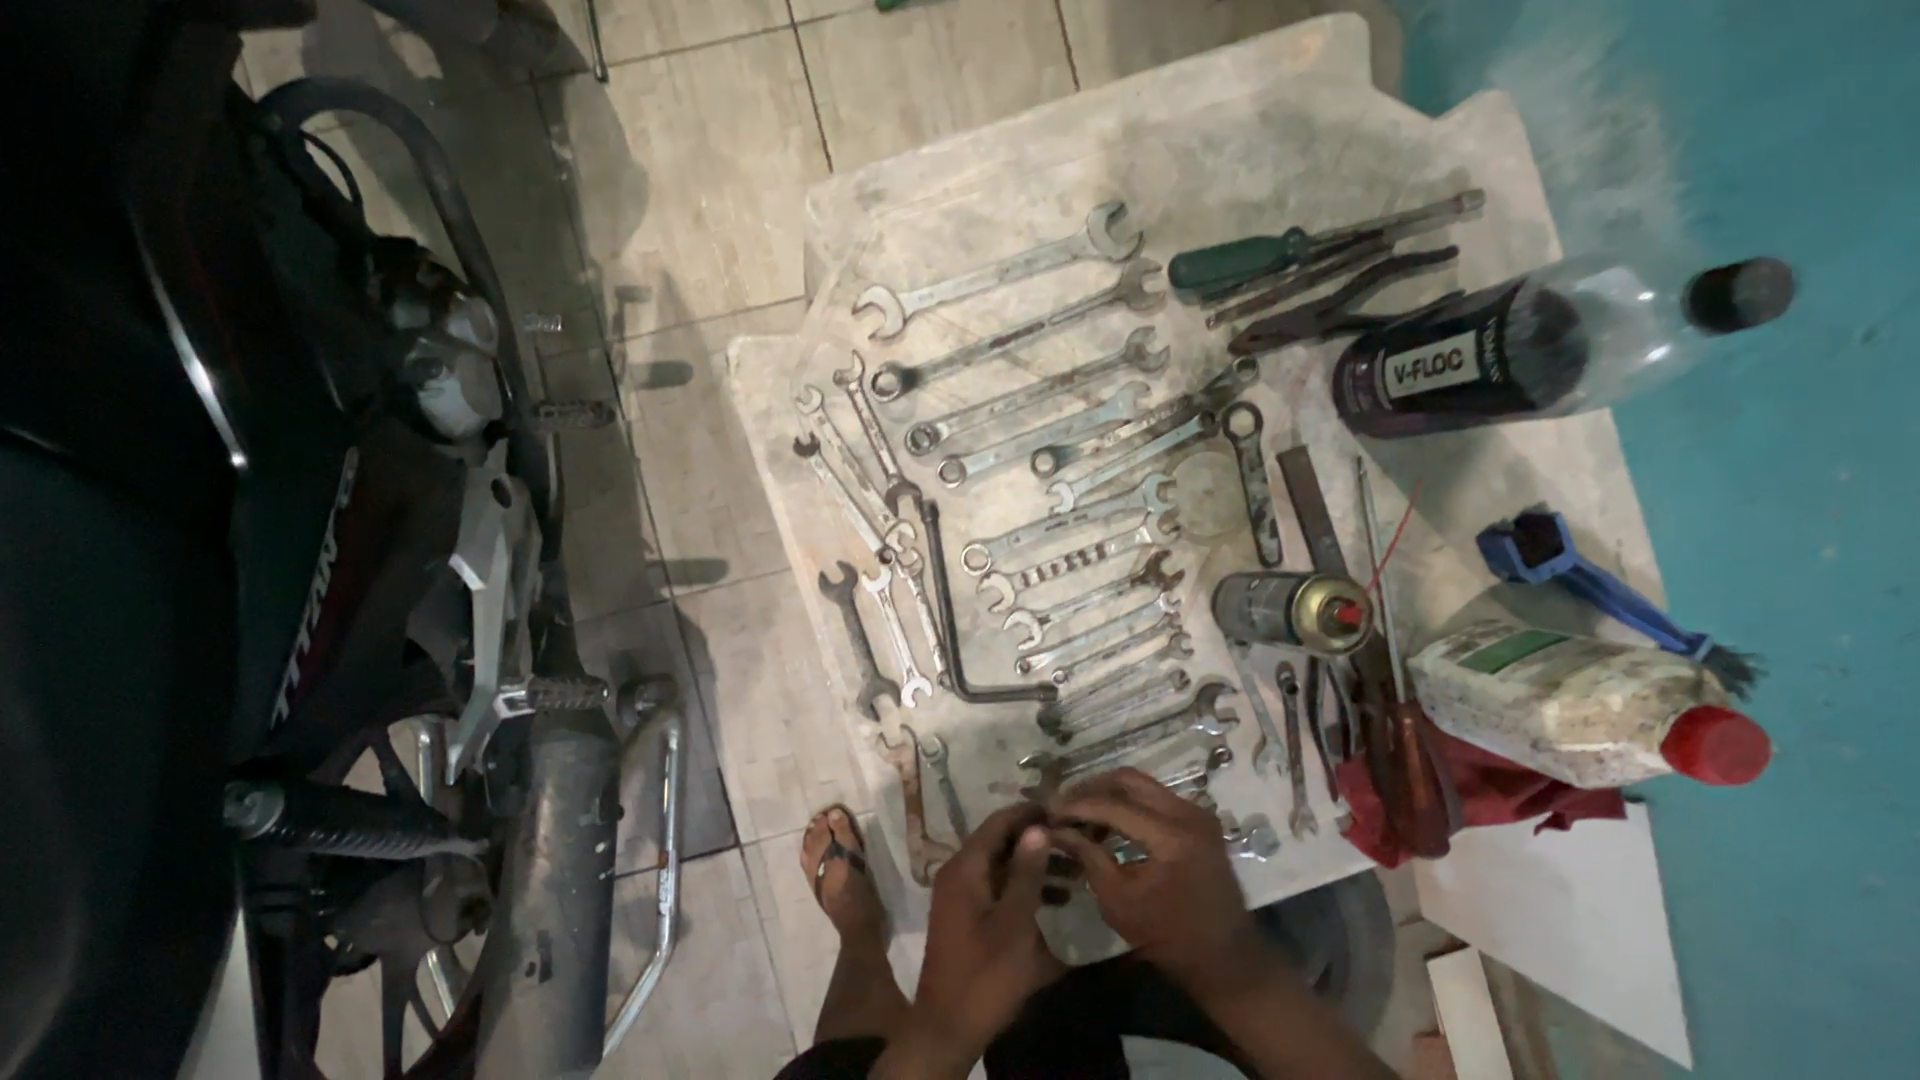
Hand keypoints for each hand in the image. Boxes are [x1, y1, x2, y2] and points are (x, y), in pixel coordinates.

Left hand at [874, 803, 1062, 1077]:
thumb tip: (1038, 827)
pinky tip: (1058, 901)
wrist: (948, 1028)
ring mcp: (961, 897)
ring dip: (1036, 866)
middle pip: (1001, 842)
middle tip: (1079, 840)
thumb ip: (1026, 873)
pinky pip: (999, 889)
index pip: (999, 822)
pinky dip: (1025, 888)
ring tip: (1078, 870)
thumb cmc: (985, 974)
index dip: (1031, 813)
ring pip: (1002, 867)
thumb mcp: (1014, 922)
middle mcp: (959, 874)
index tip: (1066, 809)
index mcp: (965, 868)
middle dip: (1038, 840)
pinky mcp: (968, 918)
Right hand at [1048, 768, 1271, 998]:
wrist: (1224, 956)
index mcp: (1172, 836)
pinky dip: (1130, 804)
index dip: (1077, 806)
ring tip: (1082, 815)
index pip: (1113, 805)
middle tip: (1064, 804)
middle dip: (1092, 789)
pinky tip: (1108, 824)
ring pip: (1143, 785)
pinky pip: (1156, 798)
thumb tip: (1055, 830)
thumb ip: (1088, 857)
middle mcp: (1188, 813)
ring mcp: (1198, 813)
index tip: (1049, 811)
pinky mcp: (1199, 820)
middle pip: (1129, 780)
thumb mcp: (1118, 901)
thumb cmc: (1168, 936)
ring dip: (1110, 795)